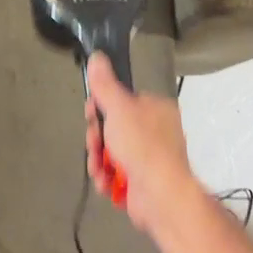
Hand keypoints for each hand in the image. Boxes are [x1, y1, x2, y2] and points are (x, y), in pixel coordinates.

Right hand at [84, 53, 202, 232]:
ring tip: (101, 169)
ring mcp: (146, 157)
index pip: (120, 102)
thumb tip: (97, 56)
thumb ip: (105, 84)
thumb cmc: (143, 147)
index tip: (92, 115)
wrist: (160, 196)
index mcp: (154, 109)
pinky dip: (106, 177)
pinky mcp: (139, 180)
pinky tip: (106, 182)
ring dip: (98, 161)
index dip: (100, 109)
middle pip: (111, 128)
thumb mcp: (120, 109)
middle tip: (97, 146)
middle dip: (97, 140)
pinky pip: (114, 172)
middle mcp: (153, 131)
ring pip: (109, 152)